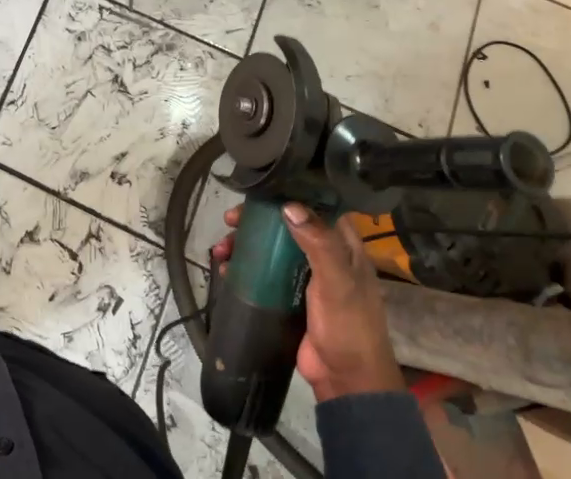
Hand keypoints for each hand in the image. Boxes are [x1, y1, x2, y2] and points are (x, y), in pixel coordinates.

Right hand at [211, 203, 402, 402]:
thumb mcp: (337, 283)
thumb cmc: (349, 326)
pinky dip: (243, 267)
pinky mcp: (289, 295)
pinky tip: (226, 271)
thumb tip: (288, 205)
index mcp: (344, 246)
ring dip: (244, 245)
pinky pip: (263, 272)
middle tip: (231, 221)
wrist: (346, 378)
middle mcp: (325, 254)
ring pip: (270, 248)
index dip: (289, 193)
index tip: (260, 191)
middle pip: (286, 225)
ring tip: (222, 251)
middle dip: (255, 221)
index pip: (318, 206)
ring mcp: (305, 276)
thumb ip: (318, 243)